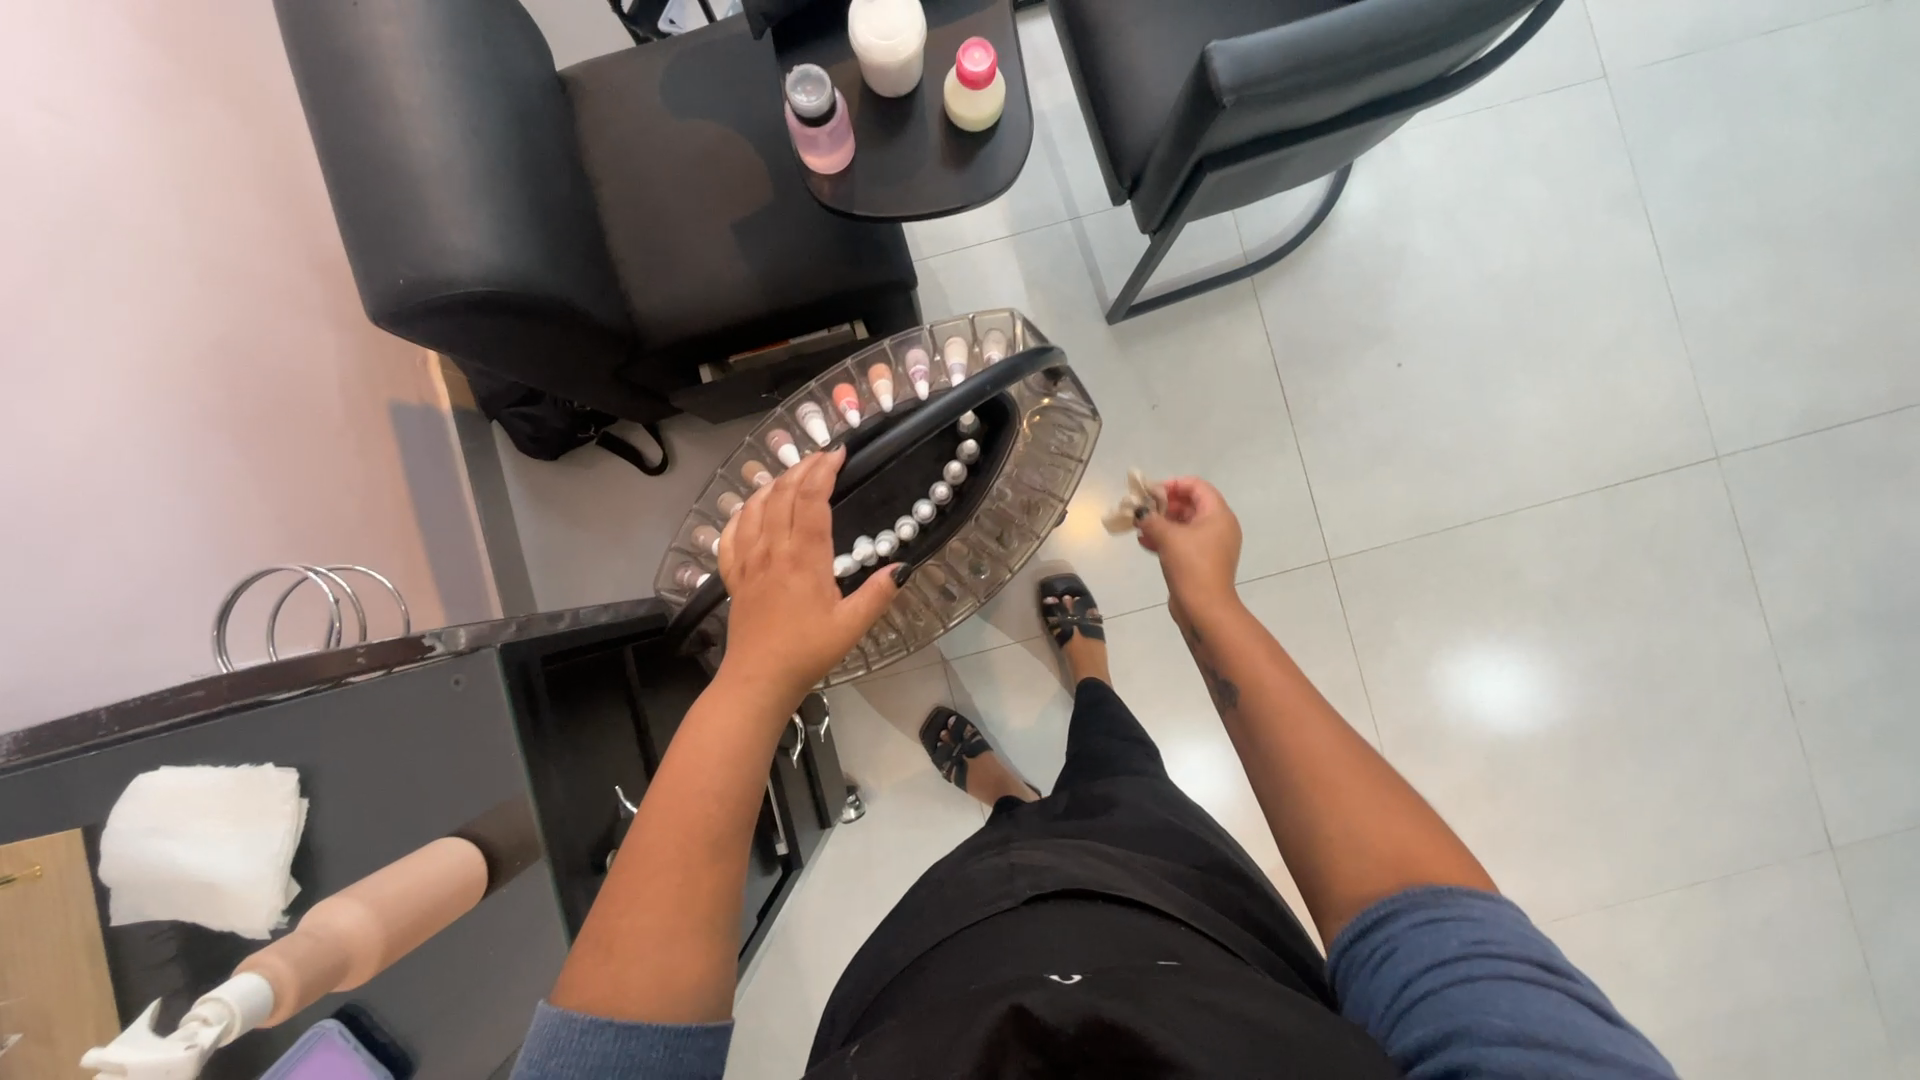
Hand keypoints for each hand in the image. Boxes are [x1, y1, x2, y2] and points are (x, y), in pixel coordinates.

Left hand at [715, 447, 900, 706]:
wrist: (758, 679)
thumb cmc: (807, 653)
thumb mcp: (852, 627)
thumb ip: (877, 594)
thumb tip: (900, 567)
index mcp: (804, 558)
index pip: (811, 499)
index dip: (824, 470)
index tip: (838, 453)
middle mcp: (773, 550)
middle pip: (782, 494)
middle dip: (802, 468)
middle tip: (822, 458)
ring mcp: (749, 562)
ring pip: (754, 508)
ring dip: (773, 484)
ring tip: (790, 476)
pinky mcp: (735, 577)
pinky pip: (731, 535)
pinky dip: (741, 513)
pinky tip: (749, 509)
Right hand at [1136, 476, 1241, 613]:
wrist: (1205, 607)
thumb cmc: (1191, 565)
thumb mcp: (1168, 537)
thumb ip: (1150, 519)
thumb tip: (1138, 512)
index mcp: (1218, 514)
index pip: (1196, 486)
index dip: (1172, 484)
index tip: (1150, 493)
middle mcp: (1219, 526)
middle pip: (1190, 504)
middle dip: (1163, 505)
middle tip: (1141, 509)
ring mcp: (1211, 545)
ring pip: (1184, 524)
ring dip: (1161, 522)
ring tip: (1139, 526)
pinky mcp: (1202, 560)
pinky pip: (1183, 542)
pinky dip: (1166, 539)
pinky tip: (1145, 542)